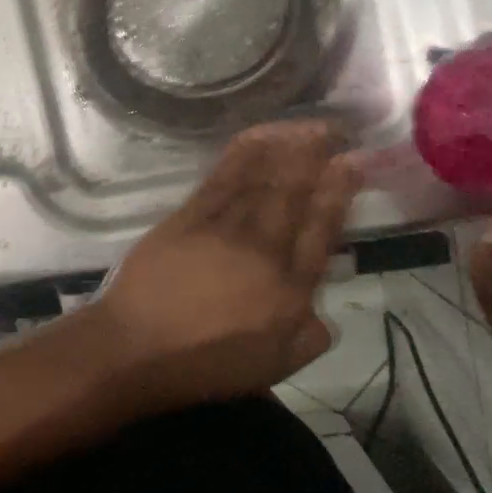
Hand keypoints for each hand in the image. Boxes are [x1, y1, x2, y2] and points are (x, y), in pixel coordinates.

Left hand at [92, 120, 361, 403]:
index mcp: (290, 290)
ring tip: (306, 126)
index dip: (339, 194)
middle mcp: (262, 252)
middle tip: (335, 130)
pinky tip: (257, 138)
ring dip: (285, 149)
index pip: (321, 230)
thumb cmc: (203, 366)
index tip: (354, 164)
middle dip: (316, 158)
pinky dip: (241, 156)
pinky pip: (219, 181)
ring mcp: (221, 232)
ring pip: (260, 182)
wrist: (136, 349)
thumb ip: (309, 336)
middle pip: (294, 196)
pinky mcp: (184, 221)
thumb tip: (322, 312)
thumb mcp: (275, 366)